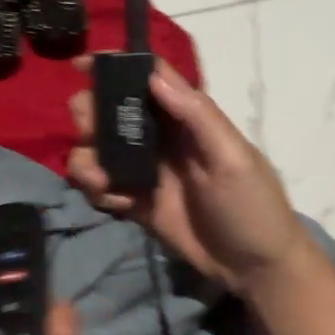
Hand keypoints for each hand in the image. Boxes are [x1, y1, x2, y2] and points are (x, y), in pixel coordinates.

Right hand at [68, 59, 316, 296]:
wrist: (254, 269)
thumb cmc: (252, 207)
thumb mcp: (233, 159)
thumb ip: (197, 116)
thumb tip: (153, 76)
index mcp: (184, 118)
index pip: (146, 78)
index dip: (114, 67)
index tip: (80, 64)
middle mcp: (157, 137)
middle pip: (108, 110)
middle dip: (89, 116)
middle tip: (90, 133)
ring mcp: (142, 169)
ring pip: (95, 149)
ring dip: (87, 160)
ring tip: (100, 182)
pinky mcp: (131, 199)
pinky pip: (99, 185)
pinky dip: (97, 191)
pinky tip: (118, 205)